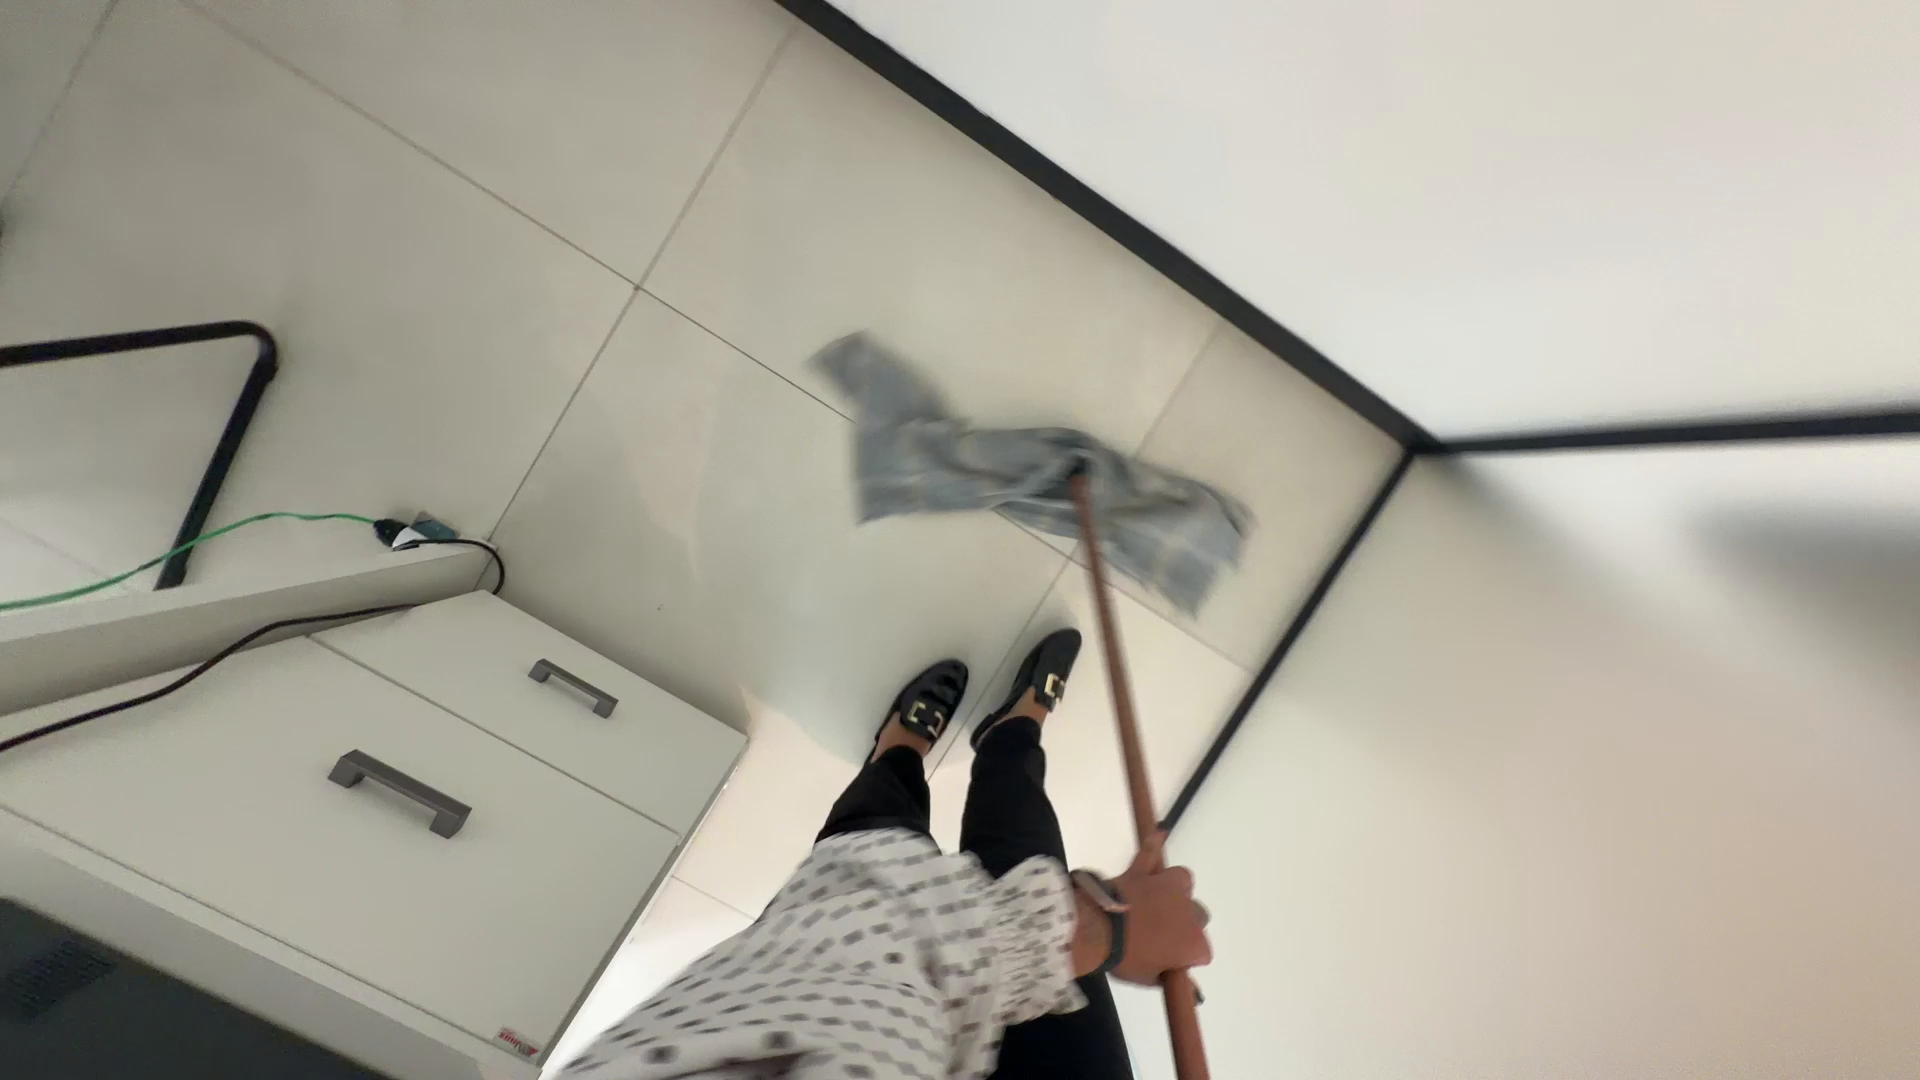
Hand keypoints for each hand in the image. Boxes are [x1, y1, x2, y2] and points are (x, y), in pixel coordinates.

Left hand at [1108, 831, 1211, 985]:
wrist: (1098, 930)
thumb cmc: (1127, 959)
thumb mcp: (1151, 979)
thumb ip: (1172, 978)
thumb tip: (1191, 991)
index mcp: (1194, 942)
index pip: (1202, 952)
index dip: (1184, 956)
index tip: (1169, 960)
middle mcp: (1188, 910)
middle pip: (1197, 916)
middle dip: (1183, 923)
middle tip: (1160, 933)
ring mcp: (1166, 886)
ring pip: (1183, 881)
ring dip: (1175, 889)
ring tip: (1159, 898)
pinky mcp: (1143, 870)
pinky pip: (1150, 852)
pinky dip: (1153, 844)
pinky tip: (1159, 833)